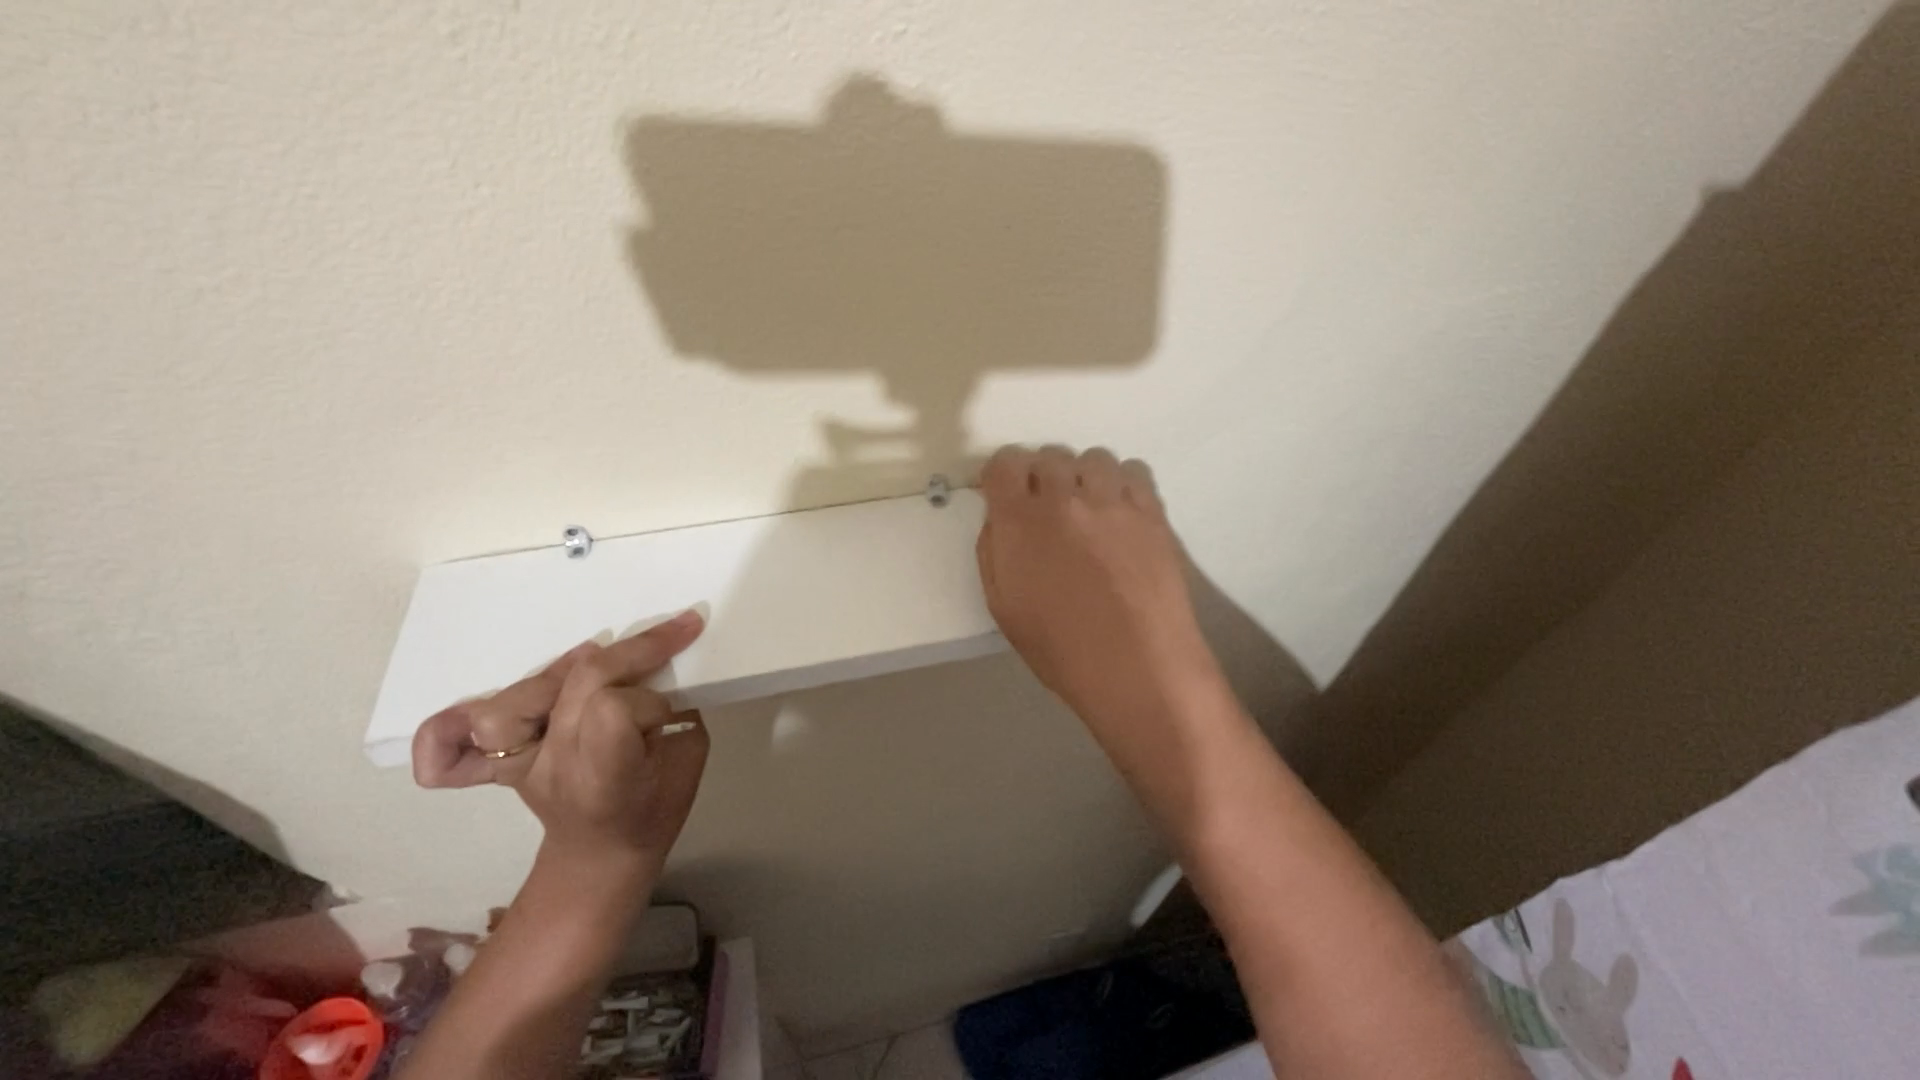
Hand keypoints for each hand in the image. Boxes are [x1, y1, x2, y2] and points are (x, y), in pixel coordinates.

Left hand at [412, 611, 709, 869]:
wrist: (601, 857)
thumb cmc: (654, 810)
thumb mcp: (688, 760)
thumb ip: (674, 712)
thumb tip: (656, 667)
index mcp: (604, 777)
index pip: (613, 710)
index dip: (648, 700)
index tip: (668, 714)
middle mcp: (552, 767)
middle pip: (576, 684)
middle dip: (631, 654)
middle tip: (667, 643)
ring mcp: (517, 765)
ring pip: (514, 699)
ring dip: (563, 668)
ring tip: (594, 661)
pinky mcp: (496, 760)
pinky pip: (448, 742)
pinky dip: (451, 724)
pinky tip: (477, 712)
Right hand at [976, 445, 1222, 725]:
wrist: (1137, 667)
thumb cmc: (1061, 649)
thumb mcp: (1003, 609)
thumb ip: (994, 552)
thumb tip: (1000, 519)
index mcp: (1020, 521)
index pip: (1004, 463)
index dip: (1001, 476)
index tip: (1005, 495)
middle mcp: (1065, 497)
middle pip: (1048, 456)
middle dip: (1042, 477)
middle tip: (1047, 512)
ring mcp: (1113, 501)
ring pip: (1092, 458)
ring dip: (1083, 477)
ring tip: (1088, 511)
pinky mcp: (1152, 512)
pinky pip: (1133, 471)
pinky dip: (1121, 483)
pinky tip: (1120, 515)